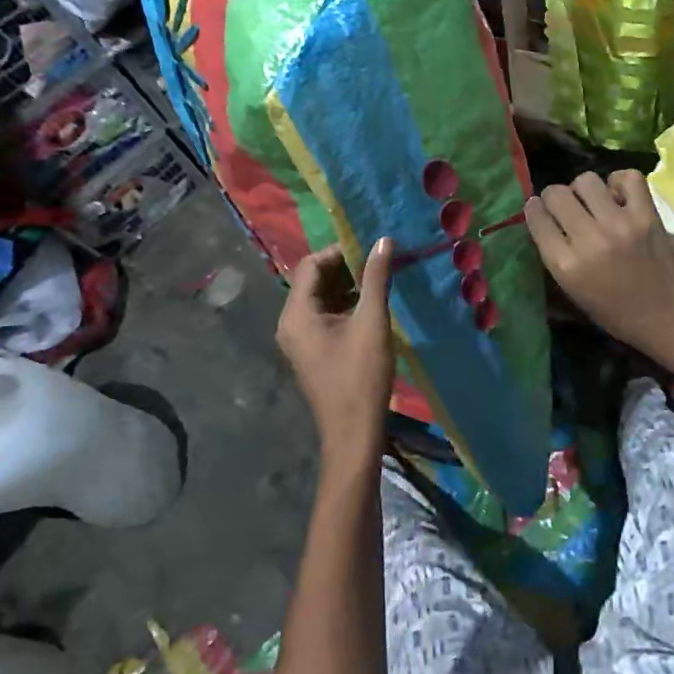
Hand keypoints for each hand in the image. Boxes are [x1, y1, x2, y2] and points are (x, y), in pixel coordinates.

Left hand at [277, 239, 394, 469]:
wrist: (353, 431)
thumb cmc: (361, 375)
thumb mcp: (372, 321)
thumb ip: (376, 278)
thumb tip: (383, 241)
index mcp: (297, 314)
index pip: (310, 265)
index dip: (338, 252)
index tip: (370, 250)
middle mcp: (290, 323)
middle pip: (313, 280)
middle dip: (345, 267)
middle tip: (378, 263)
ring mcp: (299, 339)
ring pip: (320, 298)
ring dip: (347, 286)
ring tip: (378, 280)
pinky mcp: (311, 351)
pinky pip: (323, 315)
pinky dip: (344, 305)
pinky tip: (370, 306)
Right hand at [525, 170, 673, 357]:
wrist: (663, 314)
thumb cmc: (612, 309)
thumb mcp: (571, 289)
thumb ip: (554, 253)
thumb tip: (542, 216)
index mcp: (566, 265)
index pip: (536, 217)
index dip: (535, 209)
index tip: (539, 209)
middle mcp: (589, 239)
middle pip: (556, 194)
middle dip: (555, 197)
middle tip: (567, 206)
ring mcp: (619, 224)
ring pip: (586, 180)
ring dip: (585, 189)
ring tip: (594, 202)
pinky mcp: (646, 215)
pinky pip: (627, 177)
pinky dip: (619, 181)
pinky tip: (618, 196)